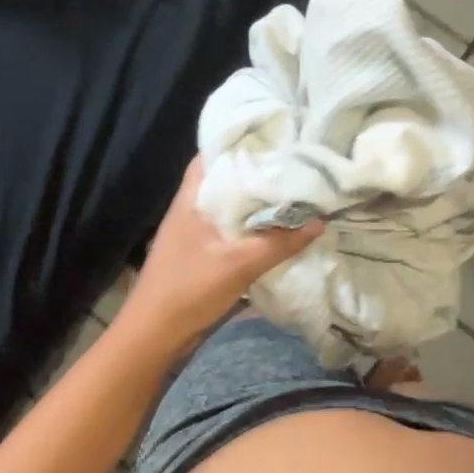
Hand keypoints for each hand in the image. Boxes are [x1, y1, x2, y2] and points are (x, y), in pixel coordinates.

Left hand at [112, 158, 323, 357]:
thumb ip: (278, 243)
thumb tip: (318, 221)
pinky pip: (230, 231)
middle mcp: (190, 210)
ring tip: (293, 192)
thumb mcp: (238, 265)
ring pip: (229, 208)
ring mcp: (194, 233)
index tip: (274, 137)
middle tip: (294, 164)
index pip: (211, 155)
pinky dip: (251, 228)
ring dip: (255, 203)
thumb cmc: (188, 290)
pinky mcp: (200, 254)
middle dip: (256, 173)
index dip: (239, 143)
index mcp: (190, 200)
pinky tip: (276, 231)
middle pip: (224, 180)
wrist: (155, 335)